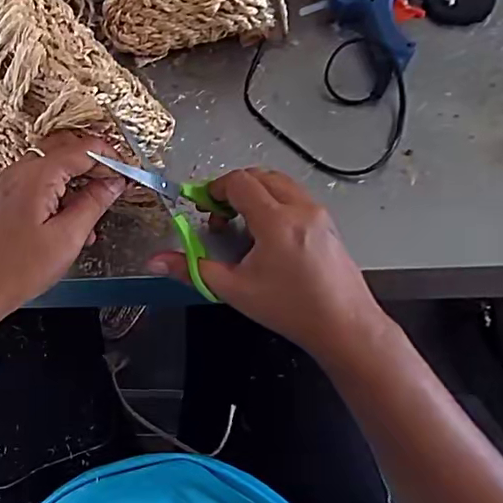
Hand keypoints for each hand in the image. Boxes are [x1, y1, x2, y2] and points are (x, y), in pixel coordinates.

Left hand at [0, 133, 124, 359]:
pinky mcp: (3, 201)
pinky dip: (59, 196)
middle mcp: (19, 171)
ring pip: (52, 170)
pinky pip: (38, 186)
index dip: (110, 157)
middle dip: (94, 165)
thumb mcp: (67, 237)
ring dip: (77, 184)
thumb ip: (93, 204)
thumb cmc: (17, 268)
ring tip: (97, 213)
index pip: (82, 148)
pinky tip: (72, 224)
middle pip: (65, 152)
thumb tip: (113, 182)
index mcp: (36, 174)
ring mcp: (8, 185)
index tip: (129, 172)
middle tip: (116, 186)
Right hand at [146, 168, 390, 361]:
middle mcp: (300, 209)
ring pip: (280, 184)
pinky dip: (275, 202)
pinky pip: (296, 197)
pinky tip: (266, 234)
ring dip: (255, 193)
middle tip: (218, 214)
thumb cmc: (293, 309)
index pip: (239, 182)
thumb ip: (191, 269)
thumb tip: (158, 261)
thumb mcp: (233, 290)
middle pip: (260, 176)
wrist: (344, 326)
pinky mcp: (328, 224)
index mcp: (276, 221)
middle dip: (233, 189)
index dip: (215, 189)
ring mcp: (319, 214)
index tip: (203, 206)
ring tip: (241, 224)